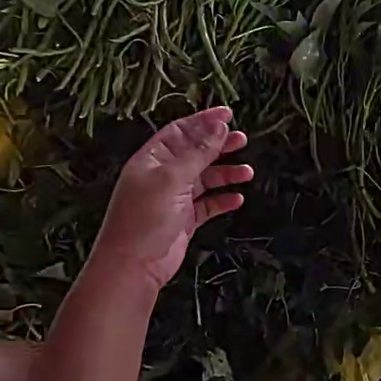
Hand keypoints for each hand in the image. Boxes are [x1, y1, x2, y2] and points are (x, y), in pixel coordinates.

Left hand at [92, 106, 251, 288]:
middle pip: (195, 152)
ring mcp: (174, 198)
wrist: (133, 266)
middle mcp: (163, 175)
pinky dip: (222, 200)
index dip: (203, 121)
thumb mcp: (173, 179)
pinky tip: (237, 198)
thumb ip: (198, 152)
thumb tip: (220, 127)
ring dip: (225, 173)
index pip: (180, 131)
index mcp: (153, 159)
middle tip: (241, 139)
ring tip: (247, 172)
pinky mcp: (184, 220)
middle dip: (218, 145)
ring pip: (205, 179)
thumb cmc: (145, 218)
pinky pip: (207, 205)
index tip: (228, 115)